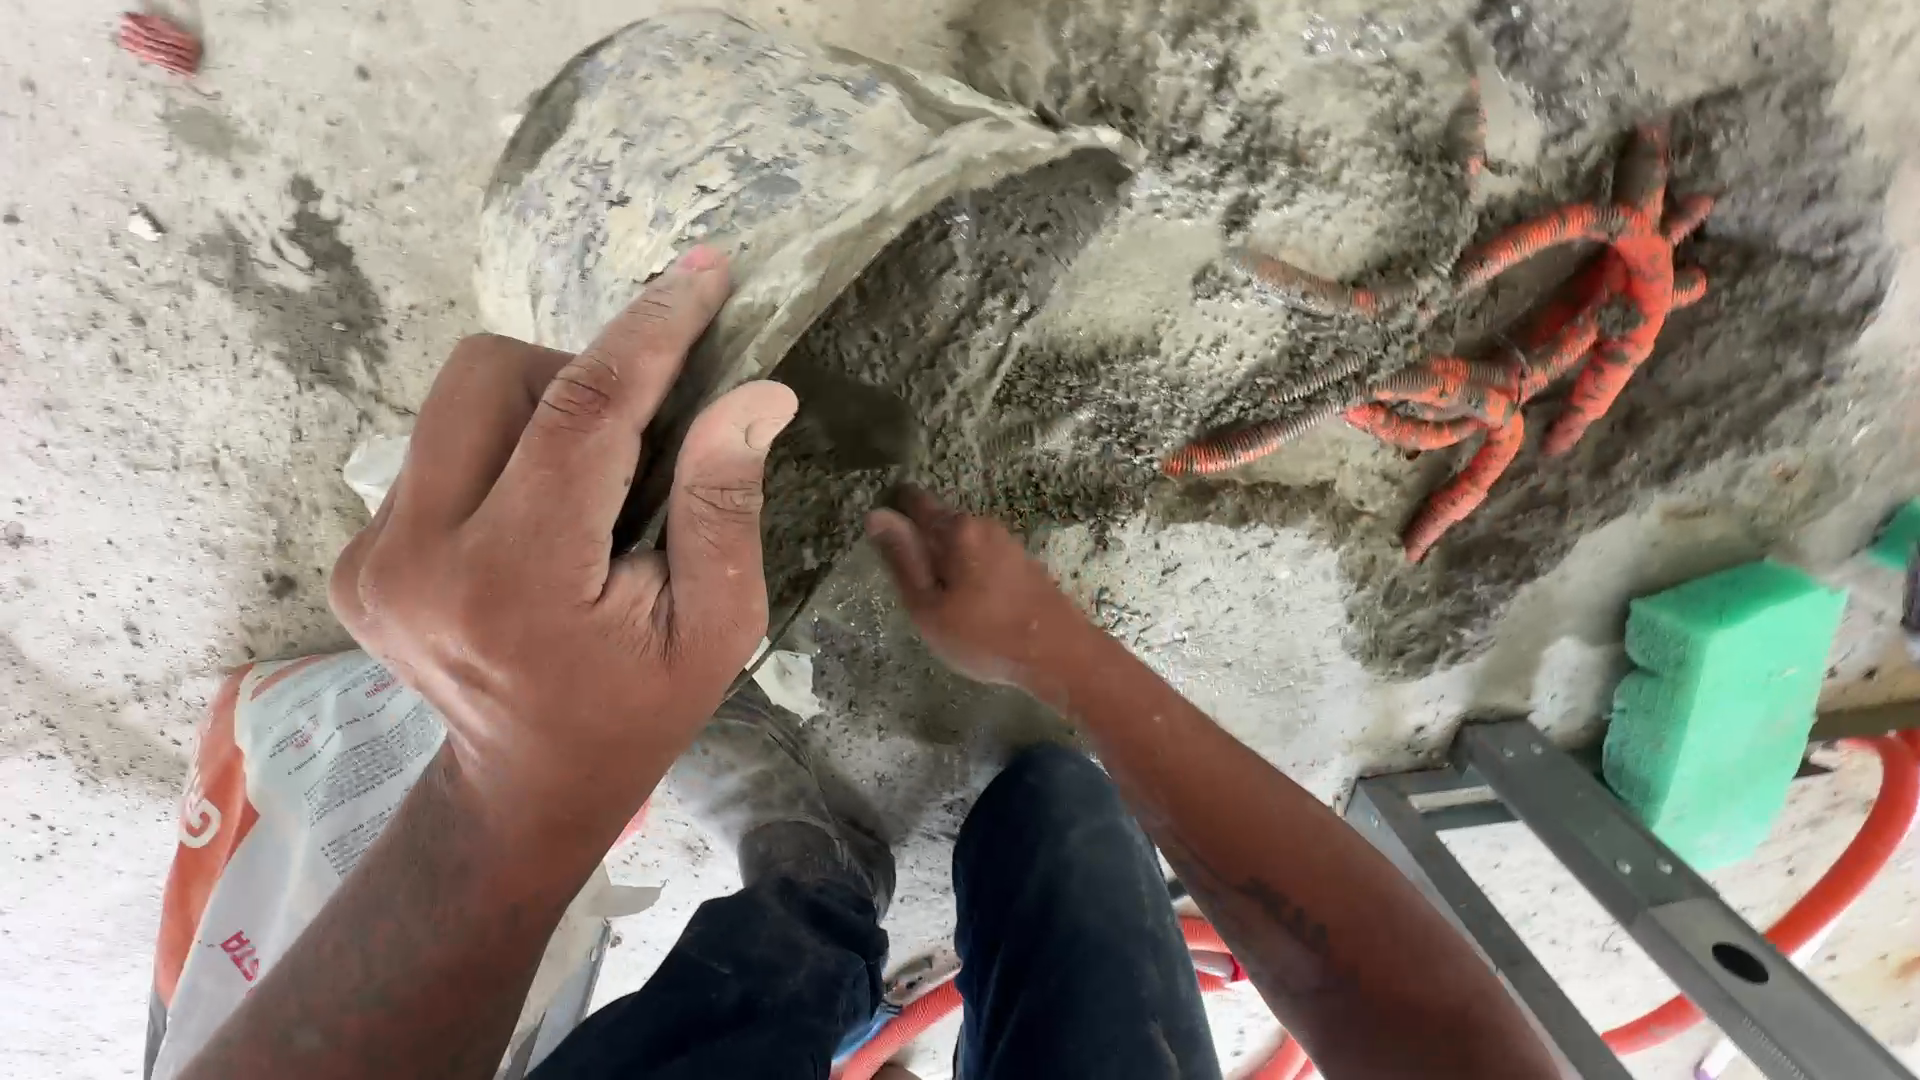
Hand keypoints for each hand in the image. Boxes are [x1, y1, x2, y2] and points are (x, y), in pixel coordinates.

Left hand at [329, 246, 797, 860]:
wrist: (530, 784)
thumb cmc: (643, 709)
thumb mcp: (719, 624)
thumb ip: (725, 506)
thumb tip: (757, 396)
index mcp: (519, 578)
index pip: (583, 410)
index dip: (651, 330)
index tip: (703, 274)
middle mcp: (417, 552)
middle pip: (493, 374)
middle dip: (584, 371)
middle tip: (648, 432)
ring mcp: (371, 551)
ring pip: (457, 399)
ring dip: (545, 406)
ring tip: (599, 477)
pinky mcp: (357, 552)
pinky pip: (441, 446)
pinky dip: (509, 450)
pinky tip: (546, 514)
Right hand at [865, 485, 1089, 688]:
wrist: (1059, 654)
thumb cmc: (984, 635)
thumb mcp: (928, 605)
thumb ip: (902, 559)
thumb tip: (876, 514)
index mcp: (957, 529)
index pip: (915, 501)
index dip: (894, 514)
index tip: (883, 543)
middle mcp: (984, 525)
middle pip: (940, 523)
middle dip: (921, 544)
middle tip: (912, 590)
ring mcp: (1008, 543)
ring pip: (962, 542)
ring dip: (946, 561)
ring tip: (941, 603)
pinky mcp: (1023, 563)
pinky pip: (982, 557)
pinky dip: (968, 572)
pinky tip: (971, 605)